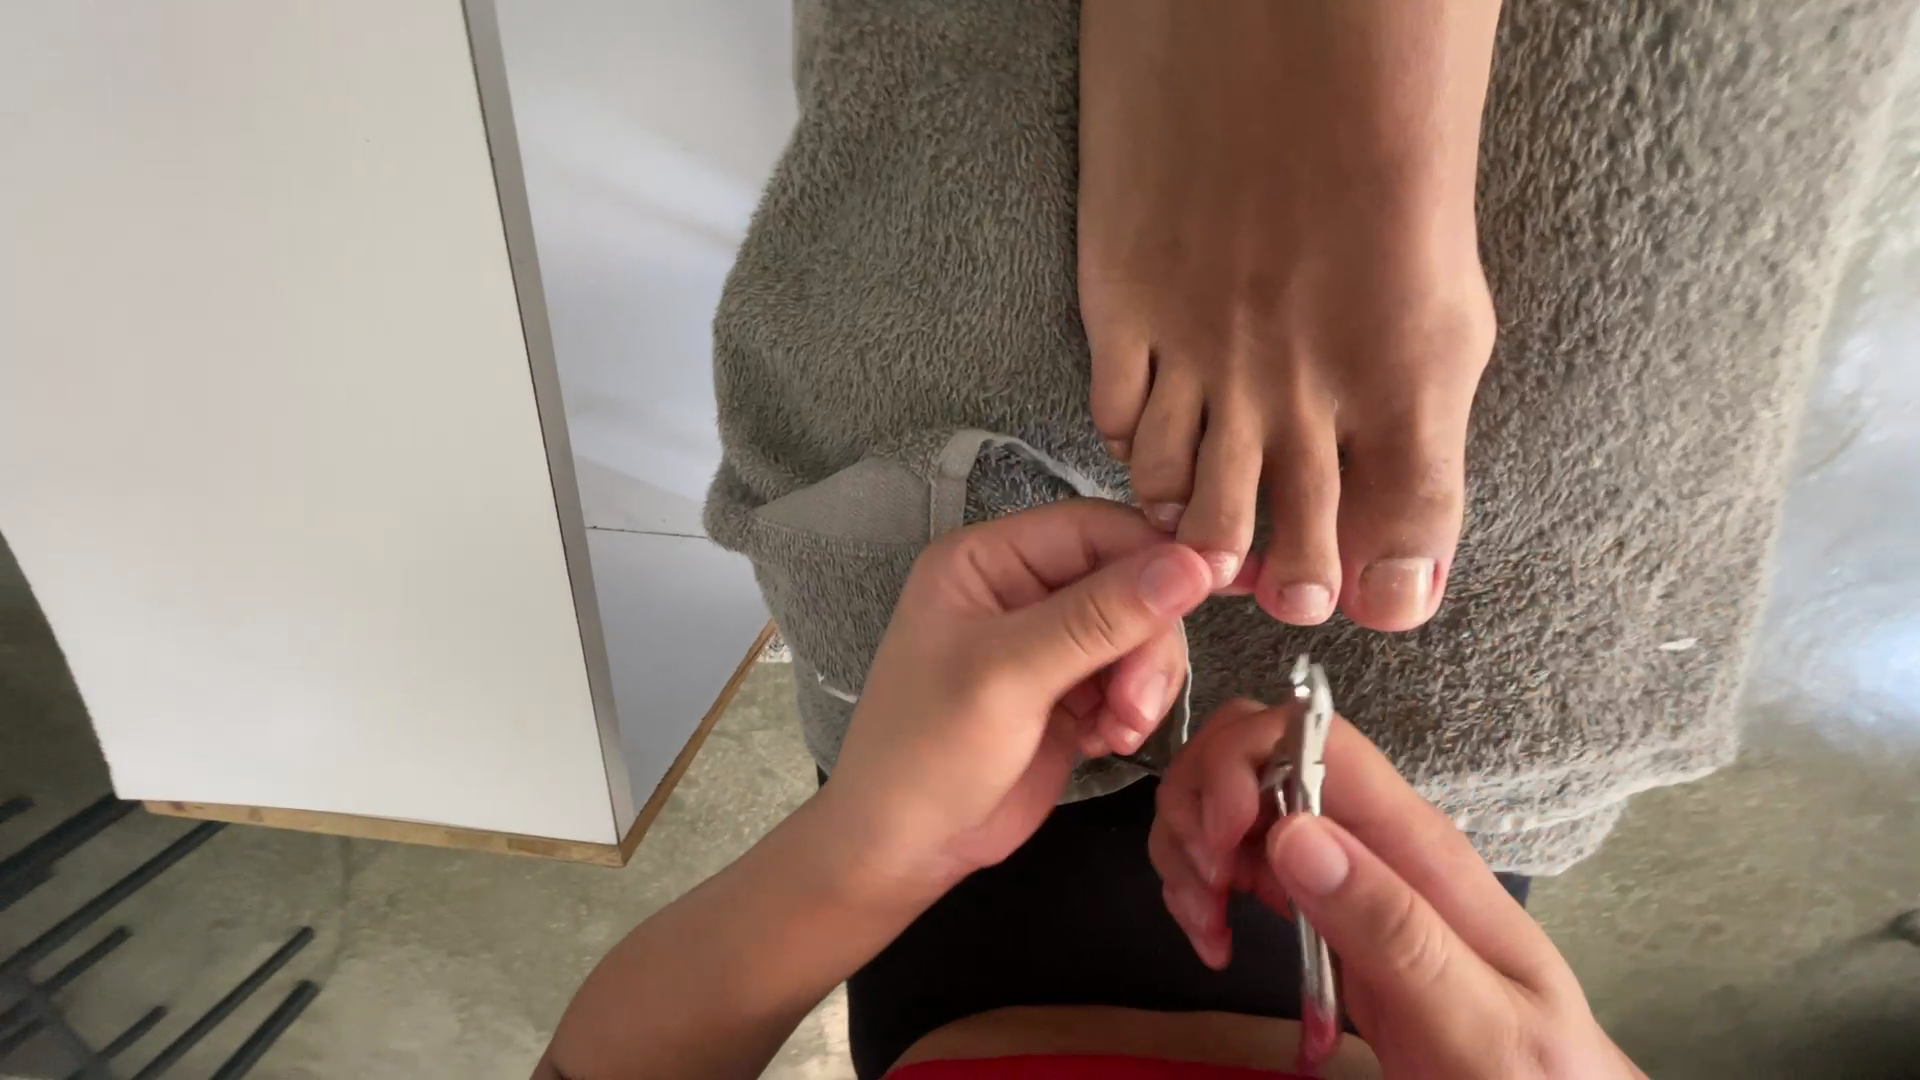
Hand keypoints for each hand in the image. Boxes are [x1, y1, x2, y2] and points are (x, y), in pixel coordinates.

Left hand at [823, 499, 1212, 896]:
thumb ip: (1099, 618)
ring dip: (1143, 681)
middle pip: (1125, 580)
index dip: (1154, 554)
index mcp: (986, 559)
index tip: (1209, 588)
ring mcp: (1047, 640)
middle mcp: (1019, 588)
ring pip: (1137, 630)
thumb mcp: (1009, 675)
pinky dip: (1133, 707)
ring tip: (1117, 729)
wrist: (907, 845)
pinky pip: (1131, 676)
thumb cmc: (931, 749)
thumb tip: (1191, 563)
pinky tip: (1104, 740)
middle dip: (1144, 640)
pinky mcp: (1069, 687)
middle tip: (1134, 704)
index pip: (1092, 528)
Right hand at [1079, 0, 1498, 630]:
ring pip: (1183, 492)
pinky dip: (1137, 444)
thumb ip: (1420, 404)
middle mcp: (1296, 374)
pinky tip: (1150, 436)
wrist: (1283, 6)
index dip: (1391, 583)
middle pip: (1279, 530)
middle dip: (1285, 578)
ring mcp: (1196, 343)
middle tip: (1276, 591)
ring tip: (1200, 531)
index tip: (1374, 602)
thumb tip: (1397, 510)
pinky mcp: (1121, 304)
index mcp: (1405, 361)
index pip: (1405, 523)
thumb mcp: (1446, 274)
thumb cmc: (1391, 118)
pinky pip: (1120, 417)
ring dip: (1196, 524)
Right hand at [1151, 701, 1643, 1078]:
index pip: (1311, 733)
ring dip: (1186, 846)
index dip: (1242, 758)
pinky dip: (1192, 878)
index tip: (1220, 840)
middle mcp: (1356, 825)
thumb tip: (1294, 833)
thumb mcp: (1479, 1026)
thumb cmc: (1523, 1079)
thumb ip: (1393, 929)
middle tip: (1206, 885)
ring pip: (1218, 793)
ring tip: (1205, 922)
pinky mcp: (1296, 886)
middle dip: (1199, 801)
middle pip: (1246, 748)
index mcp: (1409, 837)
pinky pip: (1218, 846)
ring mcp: (1322, 852)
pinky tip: (1211, 933)